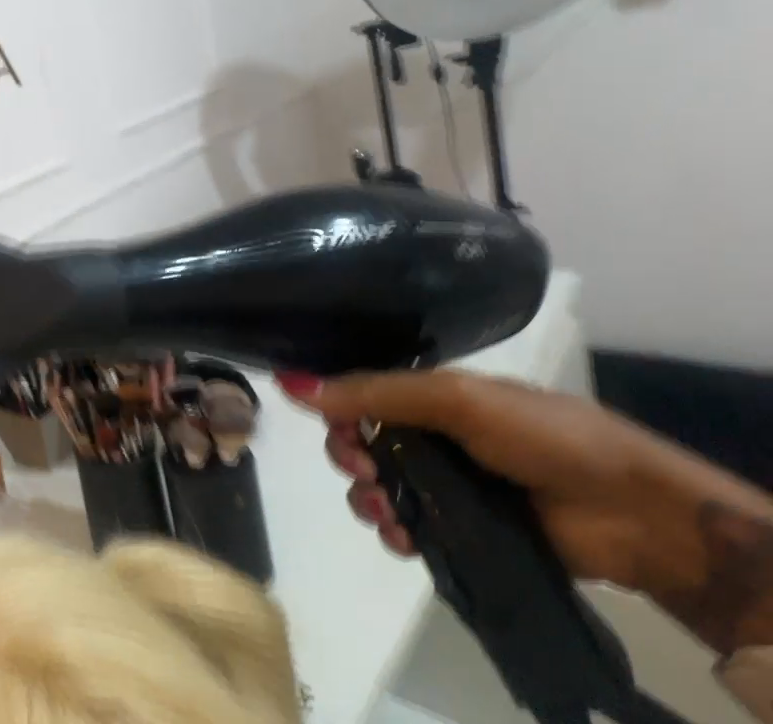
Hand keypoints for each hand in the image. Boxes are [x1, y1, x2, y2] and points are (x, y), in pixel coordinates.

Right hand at [279, 369, 772, 654]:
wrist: (633, 512)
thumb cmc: (546, 438)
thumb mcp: (455, 399)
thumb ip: (373, 392)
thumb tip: (286, 382)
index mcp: (431, 398)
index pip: (358, 398)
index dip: (335, 412)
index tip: (335, 430)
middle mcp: (430, 438)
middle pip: (357, 444)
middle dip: (348, 458)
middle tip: (366, 472)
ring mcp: (445, 486)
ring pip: (373, 489)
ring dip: (366, 499)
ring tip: (388, 513)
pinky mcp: (458, 531)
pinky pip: (403, 530)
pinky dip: (393, 533)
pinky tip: (402, 537)